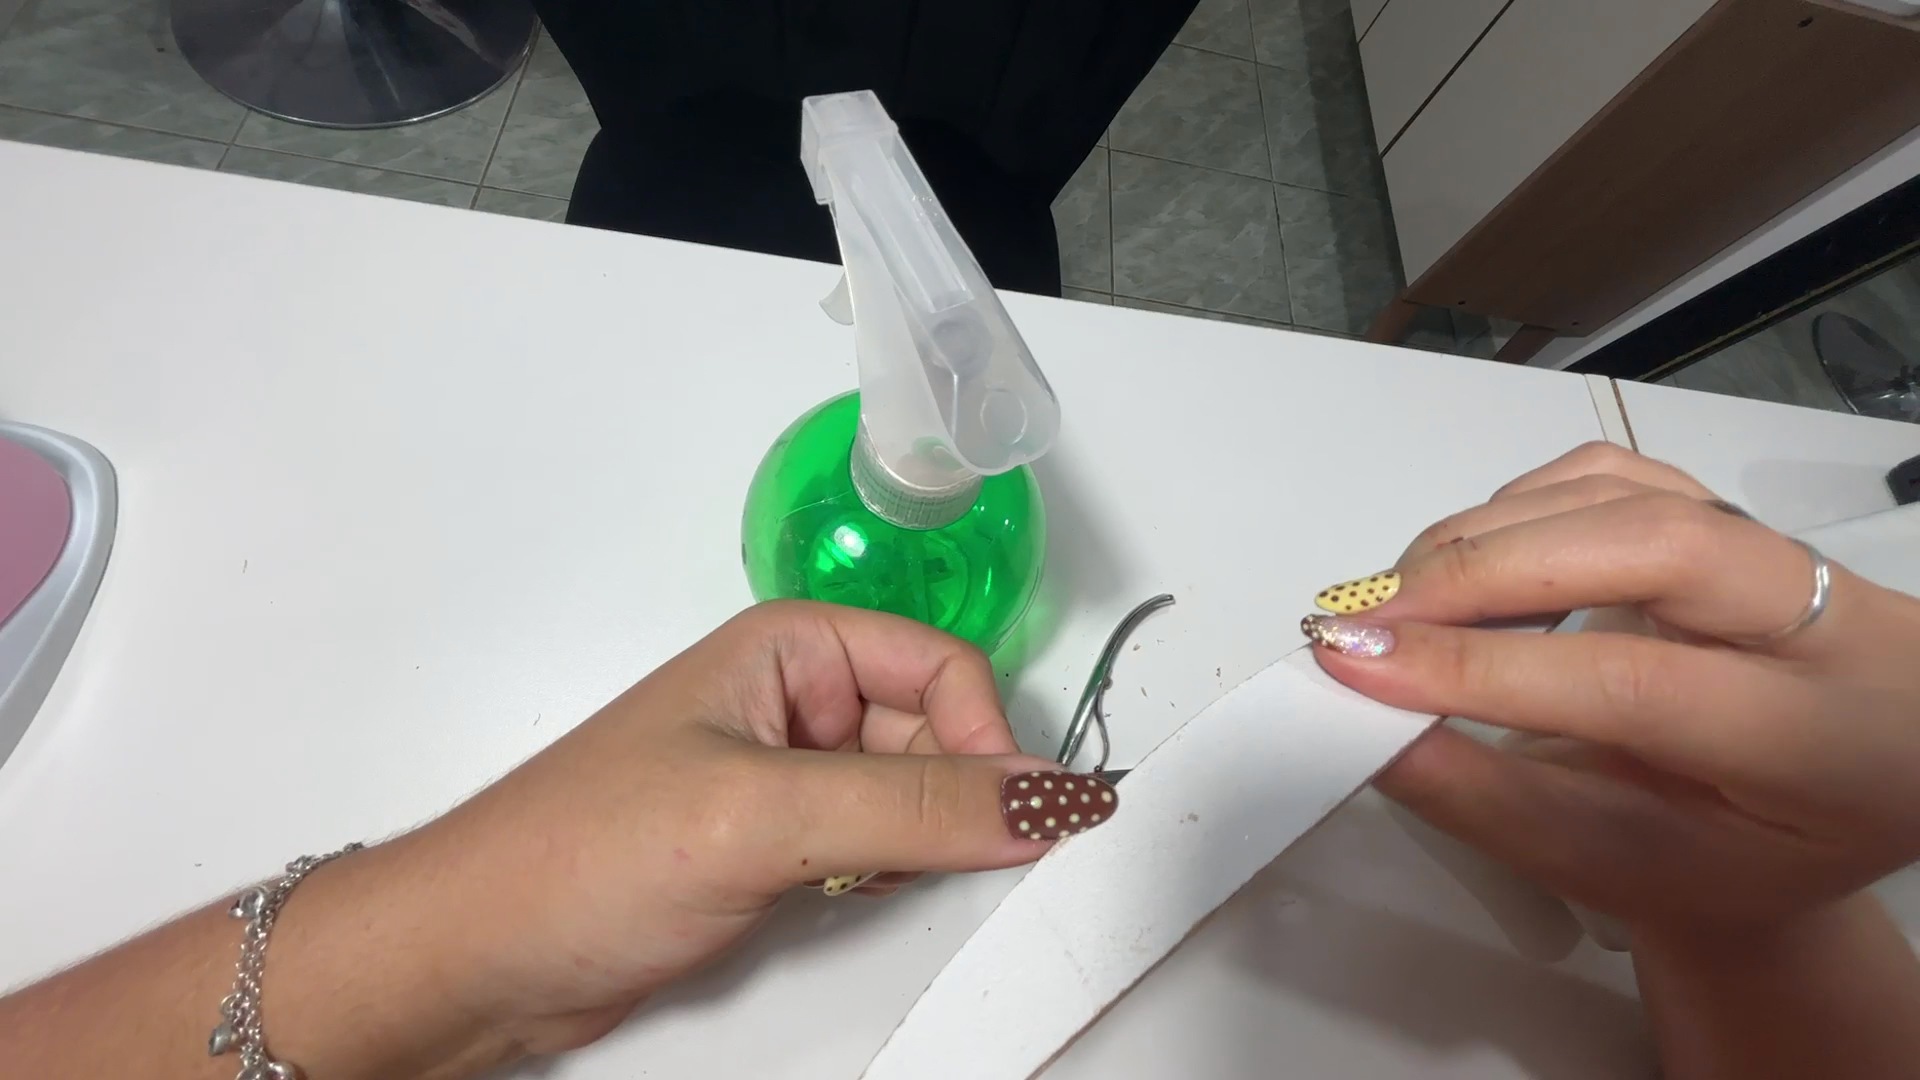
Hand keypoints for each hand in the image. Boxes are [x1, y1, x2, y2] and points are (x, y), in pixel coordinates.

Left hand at [368, 600, 1113, 1059]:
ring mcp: (798, 768)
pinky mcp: (789, 834)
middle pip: (936, 730)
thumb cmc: (592, 856)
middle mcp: (807, 696)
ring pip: (916, 790)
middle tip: (929, 864)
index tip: (1010, 818)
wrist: (471, 964)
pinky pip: (882, 838)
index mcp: (800, 646)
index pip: (943, 669)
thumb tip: (1052, 798)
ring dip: (921, 840)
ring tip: (863, 881)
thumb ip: (918, 806)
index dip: (987, 736)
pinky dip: (891, 870)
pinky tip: (850, 897)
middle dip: (954, 797)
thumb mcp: (766, 816)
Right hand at [1302, 442, 1919, 934]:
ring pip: (1610, 494)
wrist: (1761, 817)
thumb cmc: (1681, 858)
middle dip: (1477, 572)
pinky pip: (1598, 476)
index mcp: (1828, 744)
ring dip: (1476, 538)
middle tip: (1371, 615)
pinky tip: (1469, 565)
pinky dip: (1506, 510)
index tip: (1348, 659)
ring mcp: (1781, 554)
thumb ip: (1465, 787)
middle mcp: (1845, 627)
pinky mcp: (1718, 518)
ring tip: (1401, 600)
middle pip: (1647, 543)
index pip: (1630, 680)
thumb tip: (1355, 700)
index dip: (1472, 665)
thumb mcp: (1582, 858)